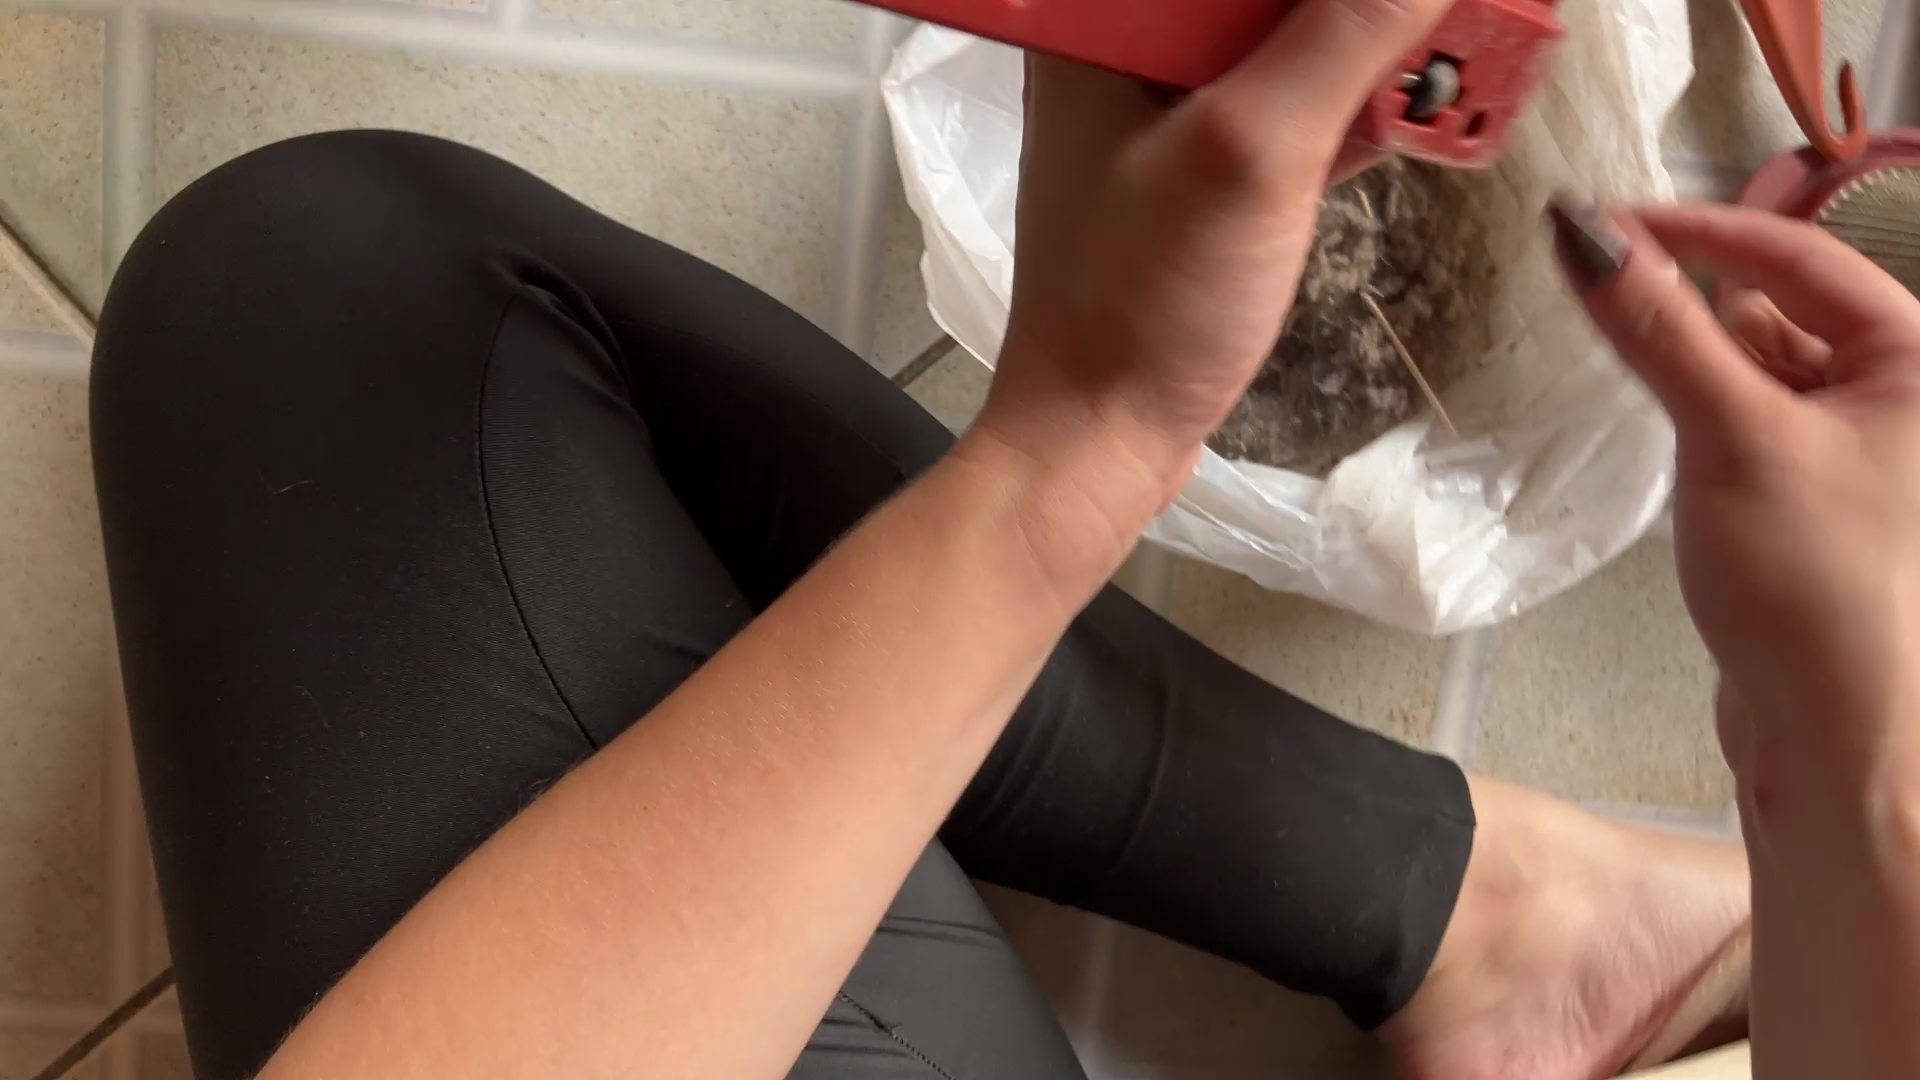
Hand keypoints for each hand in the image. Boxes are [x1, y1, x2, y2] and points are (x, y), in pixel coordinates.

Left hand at [971, 0, 1449, 509]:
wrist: (1097, 436)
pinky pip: (1286, 125)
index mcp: (1099, 29)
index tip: (1405, 2)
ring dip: (1374, 46)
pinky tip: (1422, 108)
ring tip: (1478, 31)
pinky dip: (1351, 115)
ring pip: (1285, 51)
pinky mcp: (1198, 198)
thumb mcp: (1248, 151)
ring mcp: (1162, 137)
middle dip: (1361, 10)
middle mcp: (1125, 66)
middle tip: (1459, 8)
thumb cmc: (1145, 303)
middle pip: (1257, 1)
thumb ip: (1346, 24)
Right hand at [1554, 196, 1919, 1079]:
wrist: (1827, 704)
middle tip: (1581, 267)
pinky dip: (1682, 388)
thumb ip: (1660, 333)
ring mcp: (1843, 430)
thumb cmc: (1806, 565)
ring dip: (1674, 337)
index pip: (1793, 258)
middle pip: (1769, 303)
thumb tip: (1584, 238)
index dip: (1689, 231)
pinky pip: (1733, 402)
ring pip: (1745, 354)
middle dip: (1678, 283)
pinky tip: (1641, 393)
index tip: (1590, 219)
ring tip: (1597, 325)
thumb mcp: (1732, 434)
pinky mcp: (1793, 473)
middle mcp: (1895, 381)